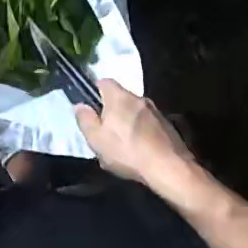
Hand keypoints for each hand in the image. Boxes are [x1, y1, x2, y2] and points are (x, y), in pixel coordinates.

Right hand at [75, 81, 195, 186]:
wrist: (168, 166)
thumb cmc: (127, 152)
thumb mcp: (96, 140)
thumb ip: (85, 120)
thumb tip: (80, 105)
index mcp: (119, 97)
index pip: (104, 82)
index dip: (95, 92)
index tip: (92, 108)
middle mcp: (139, 98)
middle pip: (120, 98)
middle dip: (112, 110)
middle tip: (105, 132)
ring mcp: (156, 110)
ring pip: (135, 111)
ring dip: (128, 122)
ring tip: (123, 144)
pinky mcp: (167, 124)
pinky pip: (149, 123)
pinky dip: (142, 131)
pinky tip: (140, 149)